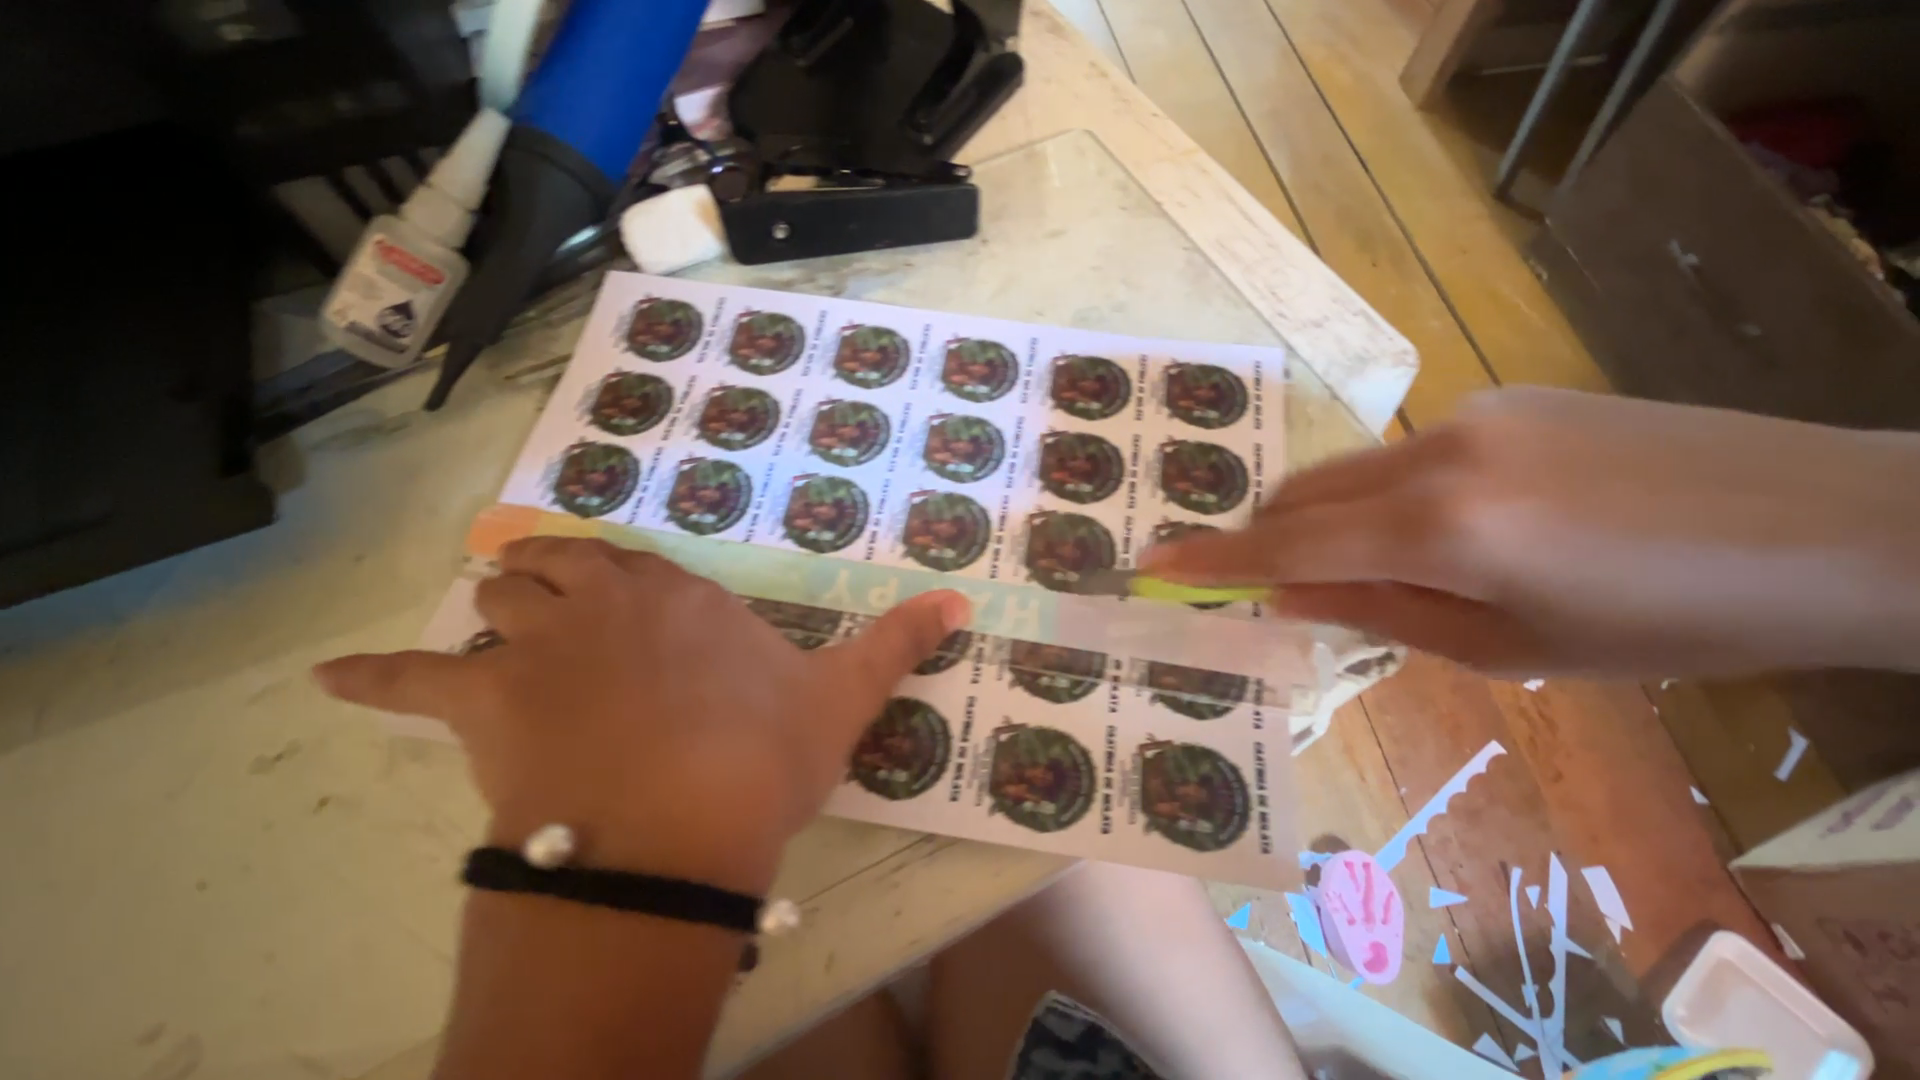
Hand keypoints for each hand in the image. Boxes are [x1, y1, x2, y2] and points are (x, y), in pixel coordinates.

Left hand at [315, 537, 968, 892]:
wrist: (678, 825)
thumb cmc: (761, 756)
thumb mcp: (843, 697)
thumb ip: (898, 643)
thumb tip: (963, 601)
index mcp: (681, 594)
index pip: (642, 567)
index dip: (634, 587)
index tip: (640, 614)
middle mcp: (607, 599)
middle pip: (561, 569)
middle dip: (559, 582)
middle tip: (565, 610)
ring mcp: (538, 643)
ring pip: (498, 601)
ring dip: (498, 609)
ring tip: (500, 628)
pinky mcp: (483, 701)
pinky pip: (412, 680)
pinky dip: (373, 677)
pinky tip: (326, 678)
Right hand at [1142, 388, 1919, 677]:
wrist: (1833, 524)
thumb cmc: (1666, 622)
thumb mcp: (1510, 648)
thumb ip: (1380, 613)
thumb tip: (1287, 597)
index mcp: (1440, 530)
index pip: (1290, 547)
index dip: (1214, 560)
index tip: (1151, 563)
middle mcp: (1438, 455)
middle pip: (1305, 493)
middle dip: (1266, 536)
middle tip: (1259, 581)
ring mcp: (1473, 416)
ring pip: (1354, 469)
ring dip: (1332, 517)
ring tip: (1384, 566)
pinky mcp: (1509, 398)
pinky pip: (1410, 451)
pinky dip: (1392, 494)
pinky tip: (1460, 525)